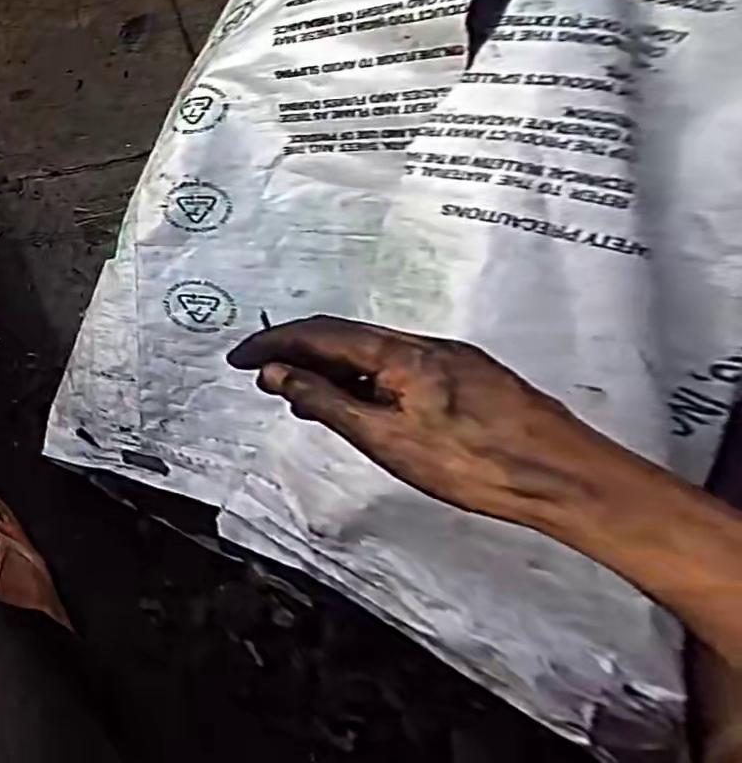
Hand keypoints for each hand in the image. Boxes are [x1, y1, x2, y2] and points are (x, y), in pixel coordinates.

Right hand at [227, 315, 628, 528]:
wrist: (588, 490)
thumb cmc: (479, 465)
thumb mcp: (384, 437)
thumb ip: (322, 399)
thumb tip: (274, 372)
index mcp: (399, 353)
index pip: (316, 334)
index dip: (269, 343)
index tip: (237, 359)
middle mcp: (423, 345)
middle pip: (340, 336)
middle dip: (293, 352)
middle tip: (262, 376)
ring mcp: (450, 360)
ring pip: (367, 351)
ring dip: (326, 367)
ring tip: (302, 397)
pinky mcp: (470, 378)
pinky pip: (395, 365)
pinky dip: (359, 378)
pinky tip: (356, 404)